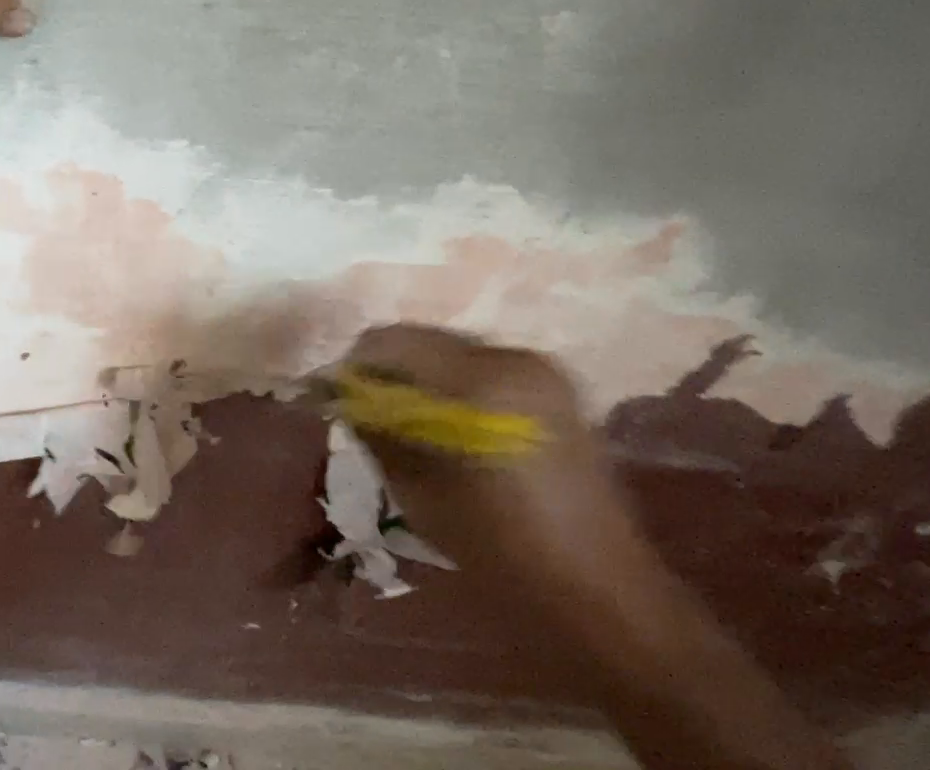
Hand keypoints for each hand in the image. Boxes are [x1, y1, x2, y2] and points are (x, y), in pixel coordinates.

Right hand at [343, 332, 852, 769]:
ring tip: (403, 422)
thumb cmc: (496, 544)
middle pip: (422, 341)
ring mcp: (543, 371)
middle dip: (387, 370)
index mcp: (480, 380)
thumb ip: (375, 428)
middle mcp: (515, 359)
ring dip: (418, 379)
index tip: (333, 397)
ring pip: (450, 353)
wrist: (596, 587)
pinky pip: (481, 370)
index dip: (353, 366)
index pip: (390, 341)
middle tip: (364, 411)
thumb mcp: (415, 488)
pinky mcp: (555, 389)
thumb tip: (341, 394)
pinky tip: (444, 427)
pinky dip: (451, 387)